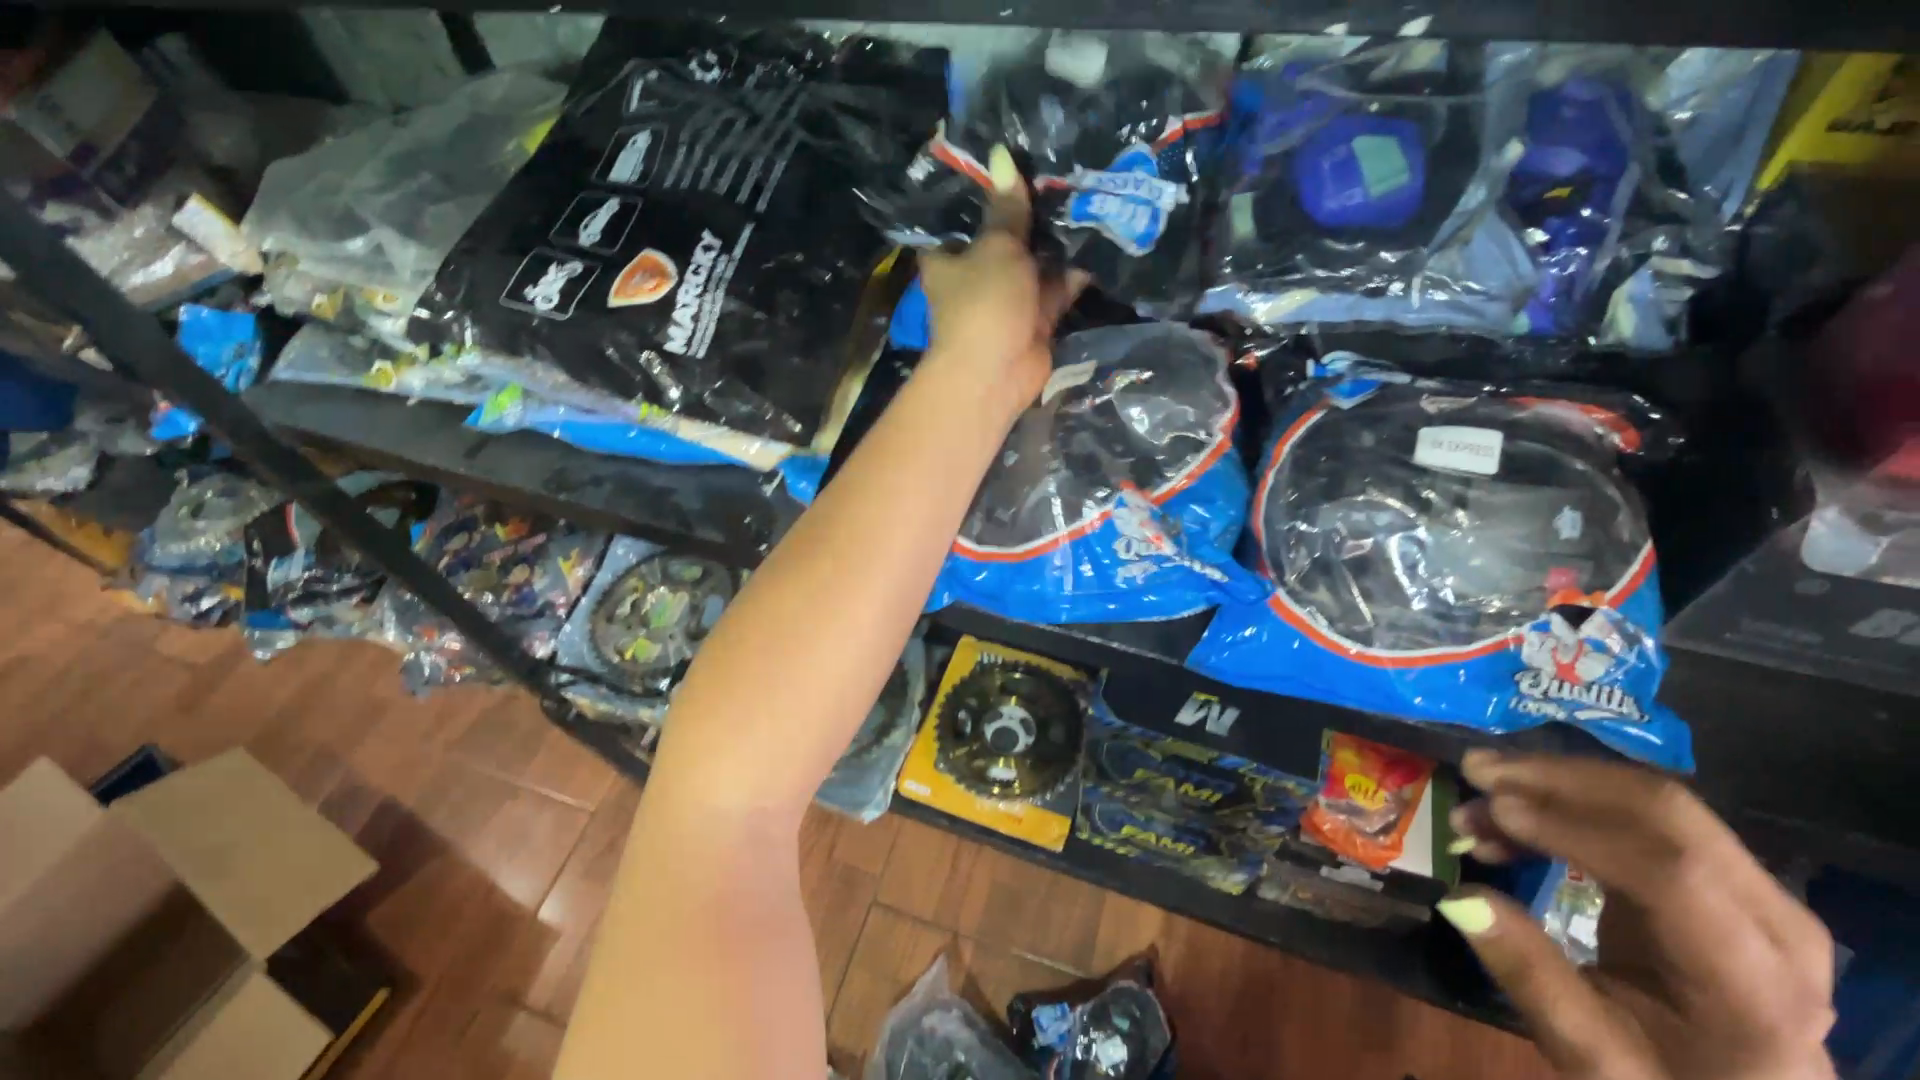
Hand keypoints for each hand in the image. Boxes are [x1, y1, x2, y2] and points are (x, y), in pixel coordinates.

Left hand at [918, 145, 1082, 413]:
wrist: (996, 374)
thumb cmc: (983, 302)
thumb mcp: (996, 246)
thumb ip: (1008, 206)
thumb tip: (1000, 153)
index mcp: (949, 252)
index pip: (965, 209)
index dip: (988, 183)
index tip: (1016, 148)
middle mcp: (976, 270)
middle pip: (1006, 231)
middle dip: (1034, 207)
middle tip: (1068, 163)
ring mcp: (1008, 294)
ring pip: (1036, 258)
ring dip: (1060, 236)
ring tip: (1094, 189)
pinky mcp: (1036, 315)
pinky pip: (1058, 284)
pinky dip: (1077, 268)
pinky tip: (1105, 234)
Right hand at [1442, 752, 1836, 1079]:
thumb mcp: (1592, 1055)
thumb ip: (1530, 976)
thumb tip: (1457, 897)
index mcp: (1751, 979)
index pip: (1669, 873)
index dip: (1574, 829)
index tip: (1491, 807)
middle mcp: (1774, 920)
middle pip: (1666, 815)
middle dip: (1558, 781)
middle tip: (1474, 772)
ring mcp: (1759, 891)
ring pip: (1656, 801)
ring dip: (1560, 783)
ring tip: (1481, 791)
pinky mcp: (1730, 876)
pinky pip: (1651, 816)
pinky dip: (1577, 800)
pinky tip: (1521, 811)